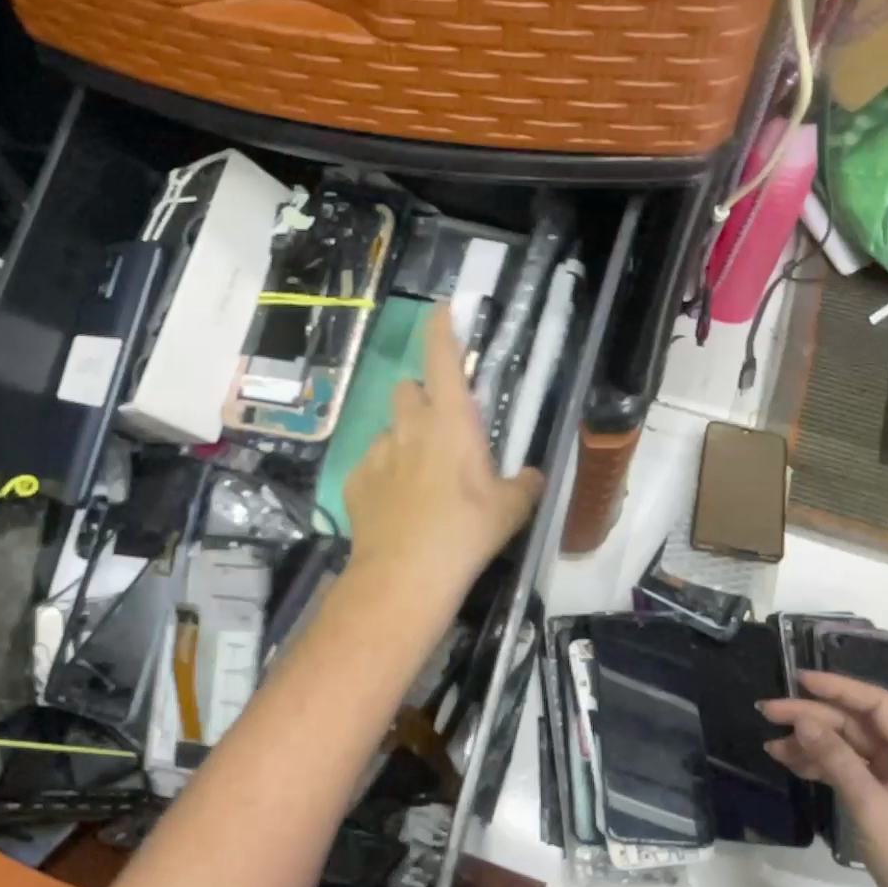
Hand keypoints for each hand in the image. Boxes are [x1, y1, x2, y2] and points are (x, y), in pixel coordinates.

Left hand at [344, 305, 542, 595]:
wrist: (405, 575)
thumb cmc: (465, 532)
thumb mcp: (511, 511)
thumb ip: (525, 485)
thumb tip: (533, 478)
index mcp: (450, 422)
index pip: (442, 358)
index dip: (442, 329)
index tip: (443, 311)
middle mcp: (409, 427)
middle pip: (407, 389)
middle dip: (421, 398)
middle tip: (440, 427)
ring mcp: (377, 453)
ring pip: (388, 429)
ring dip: (403, 440)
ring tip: (418, 477)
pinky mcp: (355, 482)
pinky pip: (371, 465)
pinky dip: (383, 475)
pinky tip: (395, 507)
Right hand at [761, 671, 887, 886]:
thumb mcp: (874, 809)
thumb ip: (838, 761)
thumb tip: (803, 720)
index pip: (879, 705)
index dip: (840, 688)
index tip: (800, 681)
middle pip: (856, 725)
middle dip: (813, 716)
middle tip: (769, 712)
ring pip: (846, 748)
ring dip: (810, 742)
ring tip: (772, 744)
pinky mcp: (879, 804)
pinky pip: (845, 771)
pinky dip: (818, 765)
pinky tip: (790, 763)